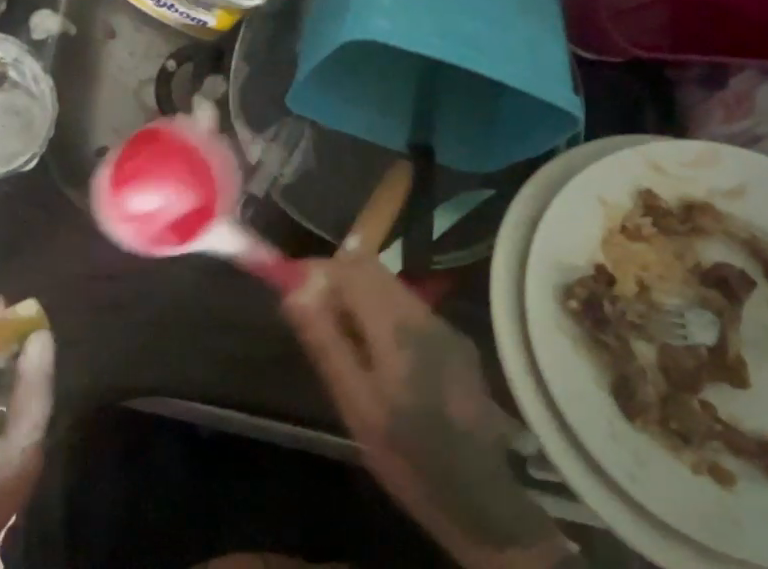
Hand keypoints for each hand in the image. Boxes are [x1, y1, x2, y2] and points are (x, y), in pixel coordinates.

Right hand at [283, 256, 577, 568]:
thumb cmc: (405, 454)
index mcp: (399, 328)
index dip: (316, 270)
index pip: (351, 268)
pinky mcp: (456, 344)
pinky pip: (407, 309)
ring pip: (390, 287)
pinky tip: (374, 355)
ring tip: (337, 337)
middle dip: (335, 280)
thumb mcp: (354, 403)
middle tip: (309, 313)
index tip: (289, 288)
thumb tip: (294, 290)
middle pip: (372, 270)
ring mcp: (446, 329)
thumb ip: (325, 341)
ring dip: (357, 297)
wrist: (477, 499)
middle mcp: (427, 316)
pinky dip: (380, 315)